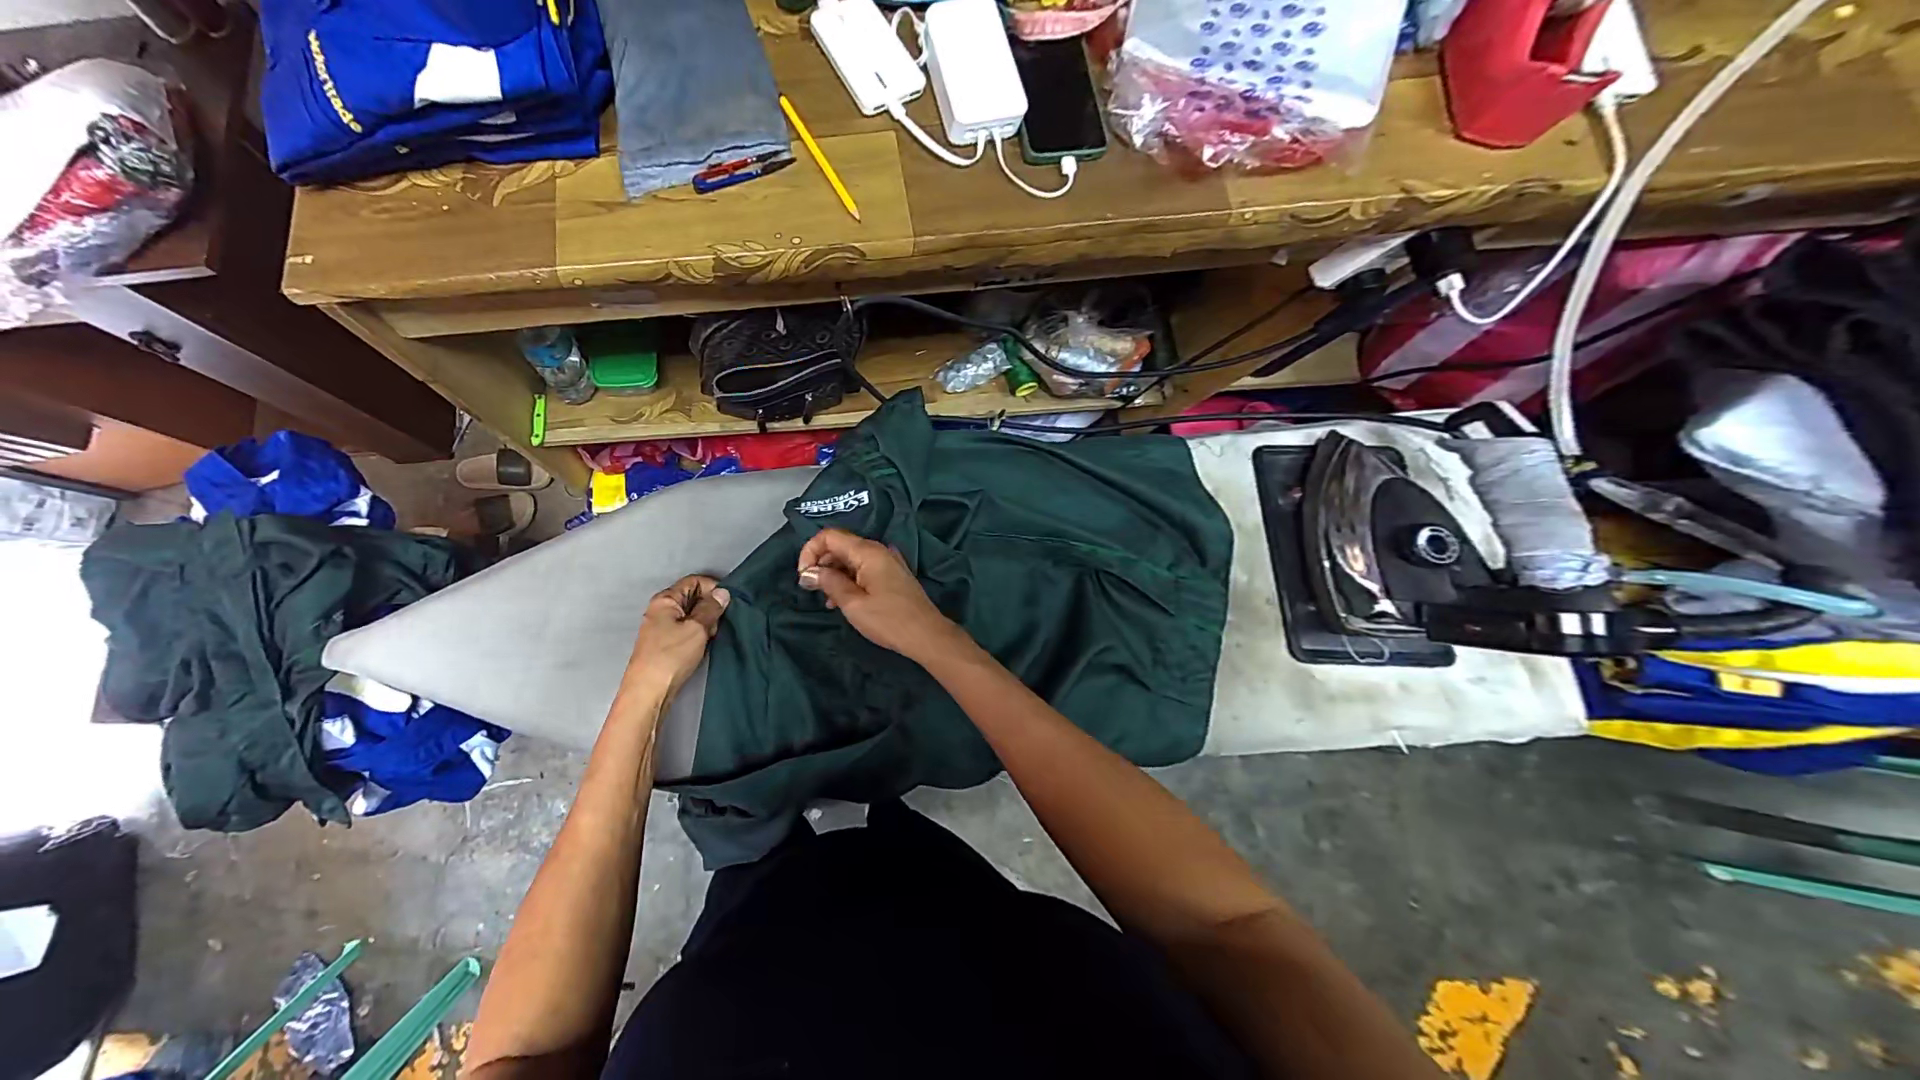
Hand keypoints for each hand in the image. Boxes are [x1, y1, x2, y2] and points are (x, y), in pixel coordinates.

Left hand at [624, 575, 729, 699]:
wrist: (649, 692)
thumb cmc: (671, 657)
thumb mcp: (697, 628)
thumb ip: (711, 608)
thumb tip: (723, 593)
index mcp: (665, 600)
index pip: (694, 581)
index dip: (713, 587)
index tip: (728, 602)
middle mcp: (661, 610)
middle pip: (693, 597)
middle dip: (710, 606)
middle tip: (719, 622)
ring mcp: (662, 627)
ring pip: (692, 615)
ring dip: (705, 622)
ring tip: (711, 637)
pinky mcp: (666, 643)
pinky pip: (687, 629)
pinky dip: (699, 633)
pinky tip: (704, 645)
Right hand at [797, 528, 966, 661]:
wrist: (926, 635)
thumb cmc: (888, 619)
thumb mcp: (852, 603)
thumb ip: (828, 582)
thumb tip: (808, 572)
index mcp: (867, 551)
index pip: (829, 536)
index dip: (810, 551)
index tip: (803, 576)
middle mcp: (878, 551)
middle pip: (840, 546)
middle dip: (821, 564)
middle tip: (811, 590)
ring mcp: (887, 562)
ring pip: (850, 559)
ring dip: (833, 575)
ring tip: (826, 599)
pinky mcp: (892, 576)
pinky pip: (863, 570)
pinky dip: (848, 580)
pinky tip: (842, 601)